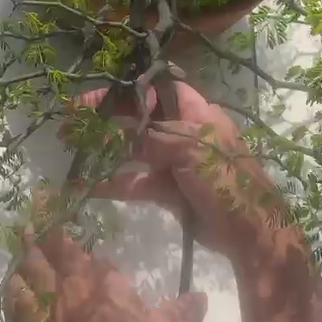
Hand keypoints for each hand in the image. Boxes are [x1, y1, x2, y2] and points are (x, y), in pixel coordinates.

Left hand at [5, 222, 207, 321]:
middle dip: (52, 237)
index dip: (91, 255)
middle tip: (40, 215)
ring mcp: (46, 313)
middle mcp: (75, 291)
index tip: (90, 244)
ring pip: (32, 273)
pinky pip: (14, 304)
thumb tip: (201, 296)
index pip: (99, 262)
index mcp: (110, 288)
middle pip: (60, 256)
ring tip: (24, 240)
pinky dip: (13, 290)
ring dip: (28, 255)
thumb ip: (181, 319)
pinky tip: (12, 286)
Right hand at [79, 77, 299, 272]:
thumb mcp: (192, 149)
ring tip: (75, 151)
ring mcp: (175, 161)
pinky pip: (137, 182)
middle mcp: (183, 132)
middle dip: (108, 119)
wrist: (249, 231)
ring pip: (134, 151)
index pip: (157, 89)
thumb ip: (156, 137)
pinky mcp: (169, 190)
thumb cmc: (226, 179)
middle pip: (141, 119)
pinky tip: (88, 187)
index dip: (127, 90)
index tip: (96, 97)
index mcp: (196, 112)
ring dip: (106, 151)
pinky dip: (115, 184)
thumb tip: (127, 134)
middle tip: (73, 121)